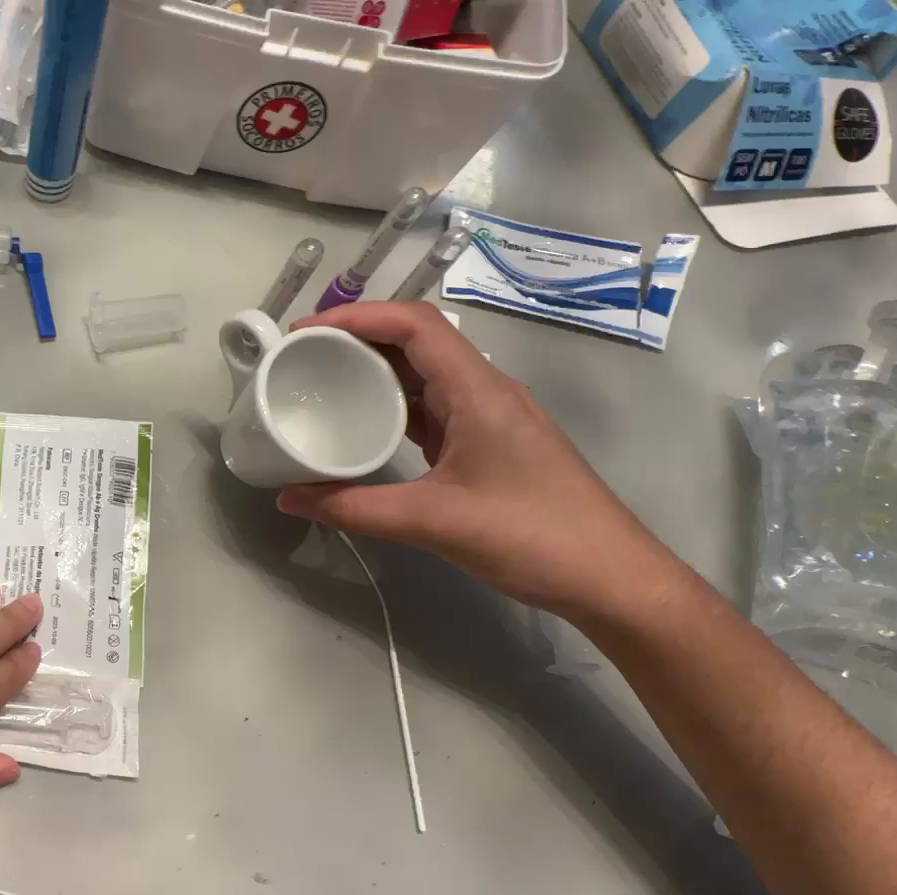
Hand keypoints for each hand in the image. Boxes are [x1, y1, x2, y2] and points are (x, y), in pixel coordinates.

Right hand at [278, 302, 680, 620]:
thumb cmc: (532, 537)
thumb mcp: (432, 522)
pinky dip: (387, 404)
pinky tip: (357, 423)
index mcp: (479, 392)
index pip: (415, 326)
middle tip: (299, 356)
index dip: (357, 315)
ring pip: (421, 374)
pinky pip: (427, 407)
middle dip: (355, 337)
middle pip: (415, 341)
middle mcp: (484, 392)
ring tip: (317, 381)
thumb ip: (354, 508)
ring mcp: (485, 418)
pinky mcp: (483, 444)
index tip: (303, 332)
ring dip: (370, 369)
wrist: (609, 576)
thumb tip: (288, 496)